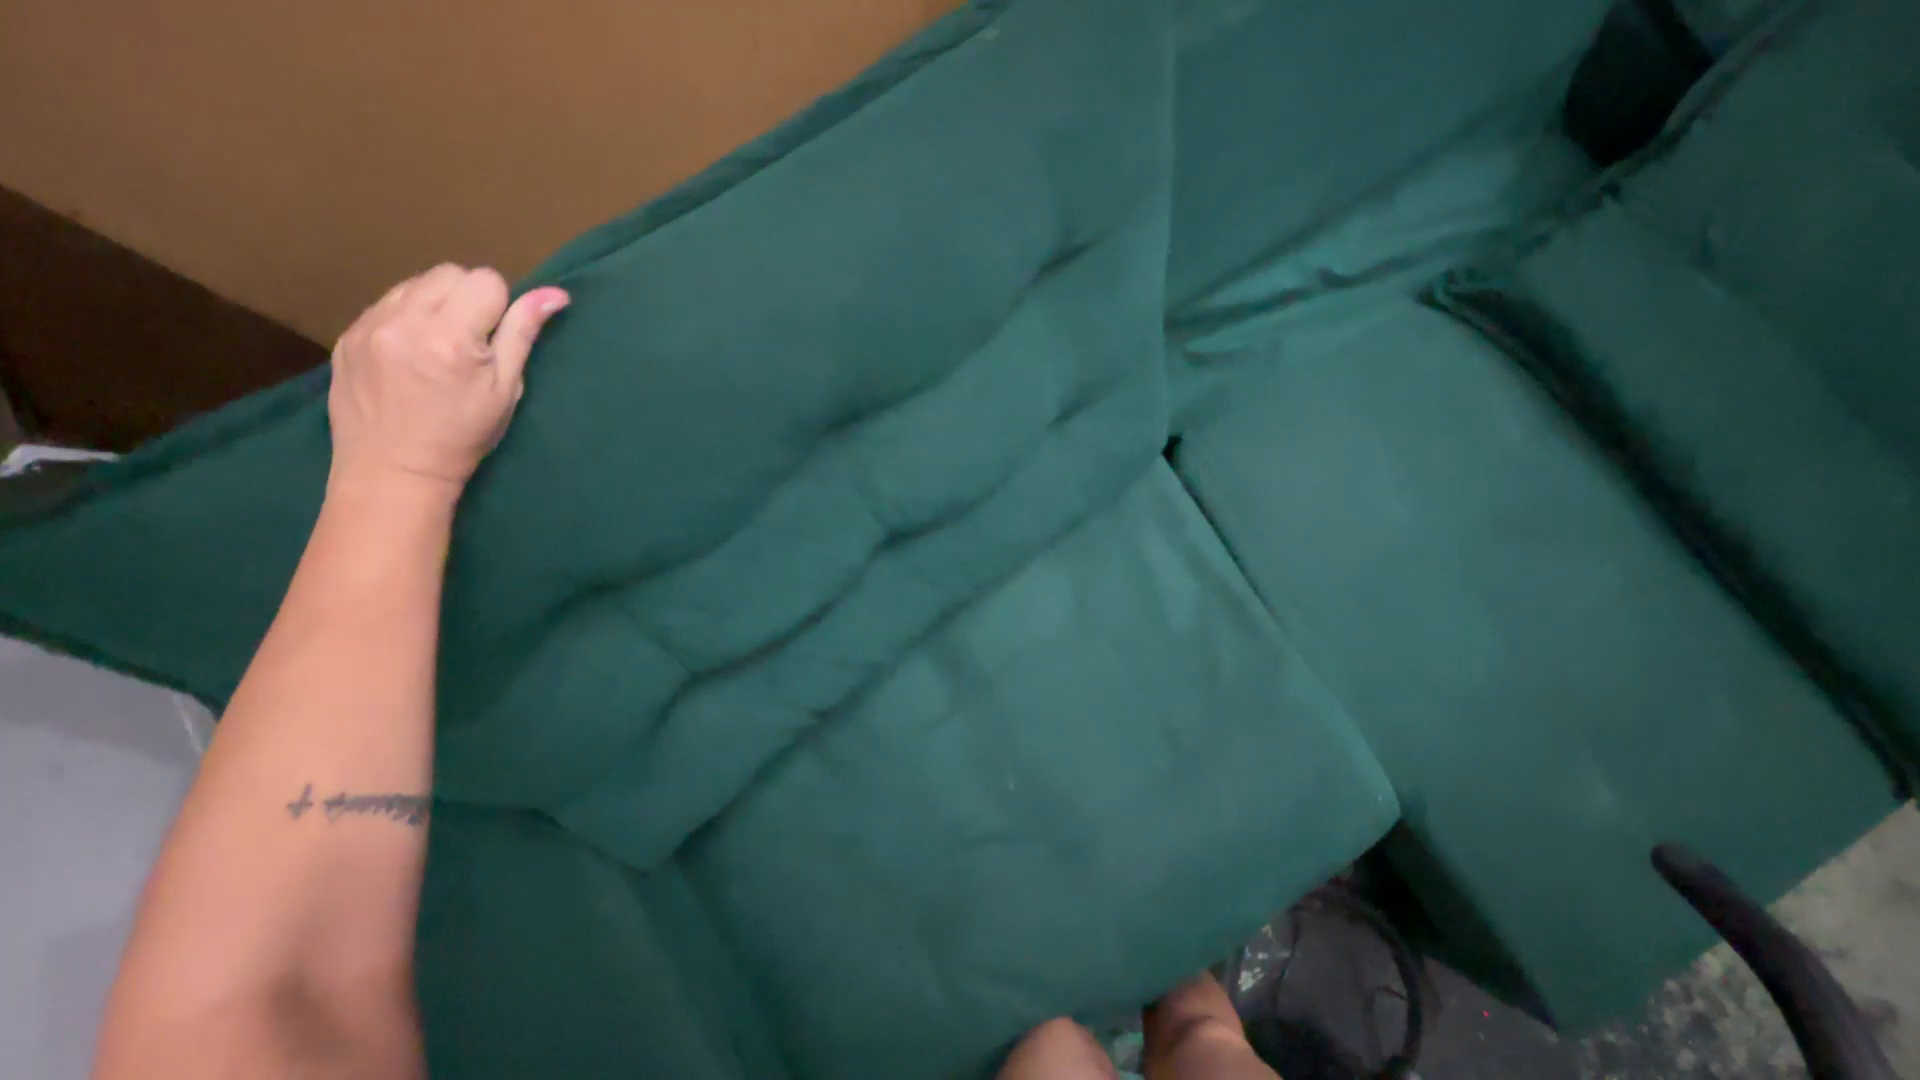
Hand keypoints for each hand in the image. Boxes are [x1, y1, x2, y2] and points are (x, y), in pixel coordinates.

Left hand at [327, 264, 568, 498]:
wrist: (393, 471)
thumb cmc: (462, 436)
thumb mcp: (505, 389)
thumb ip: (523, 334)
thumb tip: (556, 294)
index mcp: (452, 338)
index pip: (485, 280)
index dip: (499, 306)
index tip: (494, 340)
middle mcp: (407, 321)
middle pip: (450, 273)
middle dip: (467, 298)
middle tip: (470, 341)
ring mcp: (370, 326)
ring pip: (415, 283)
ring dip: (435, 303)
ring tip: (437, 345)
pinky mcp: (348, 335)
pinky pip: (386, 303)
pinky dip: (406, 318)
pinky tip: (410, 352)